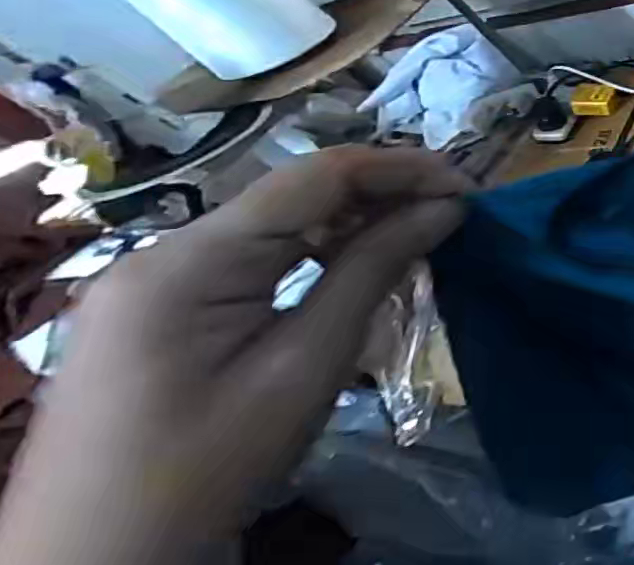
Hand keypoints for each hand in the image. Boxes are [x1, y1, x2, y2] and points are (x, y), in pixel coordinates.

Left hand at [0, 147, 469, 564]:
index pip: (318, 175)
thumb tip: (450, 205)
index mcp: (188, 260)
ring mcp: (163, 278)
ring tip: (428, 229)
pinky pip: (267, 251)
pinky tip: (370, 258)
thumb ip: (377, 266)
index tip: (470, 189)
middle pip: (302, 191)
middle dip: (390, 191)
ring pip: (289, 218)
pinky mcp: (172, 303)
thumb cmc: (210, 465)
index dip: (405, 169)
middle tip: (460, 210)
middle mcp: (168, 252)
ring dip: (364, 217)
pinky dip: (329, 246)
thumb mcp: (309, 360)